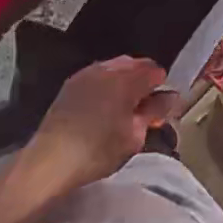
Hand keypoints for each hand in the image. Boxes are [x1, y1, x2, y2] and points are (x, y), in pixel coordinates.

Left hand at [15, 56, 176, 196]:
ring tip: (126, 106)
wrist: (52, 158)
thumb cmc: (98, 150)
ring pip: (114, 67)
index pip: (153, 70)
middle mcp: (105, 69)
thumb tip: (171, 97)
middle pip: (133, 64)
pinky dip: (107, 84)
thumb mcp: (134, 136)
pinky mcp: (70, 84)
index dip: (162, 84)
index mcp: (125, 80)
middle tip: (147, 106)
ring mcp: (85, 74)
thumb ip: (154, 111)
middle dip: (143, 79)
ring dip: (125, 80)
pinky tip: (106, 105)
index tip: (163, 103)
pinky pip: (97, 75)